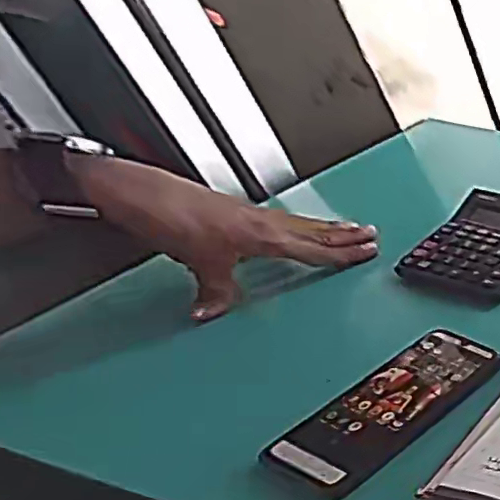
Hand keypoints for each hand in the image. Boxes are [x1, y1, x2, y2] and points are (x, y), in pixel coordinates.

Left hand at [68, 154, 377, 320]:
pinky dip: (300, 221)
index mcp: (265, 237)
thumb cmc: (165, 217)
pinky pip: (281, 217)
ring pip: (302, 222)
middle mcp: (263, 222)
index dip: (345, 253)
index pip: (317, 249)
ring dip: (328, 225)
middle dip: (346, 235)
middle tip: (371, 234)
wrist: (128, 188)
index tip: (368, 251)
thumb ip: (215, 290)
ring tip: (349, 225)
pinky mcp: (235, 207)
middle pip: (317, 231)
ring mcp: (250, 212)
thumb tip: (211, 312)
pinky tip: (300, 222)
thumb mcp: (197, 262)